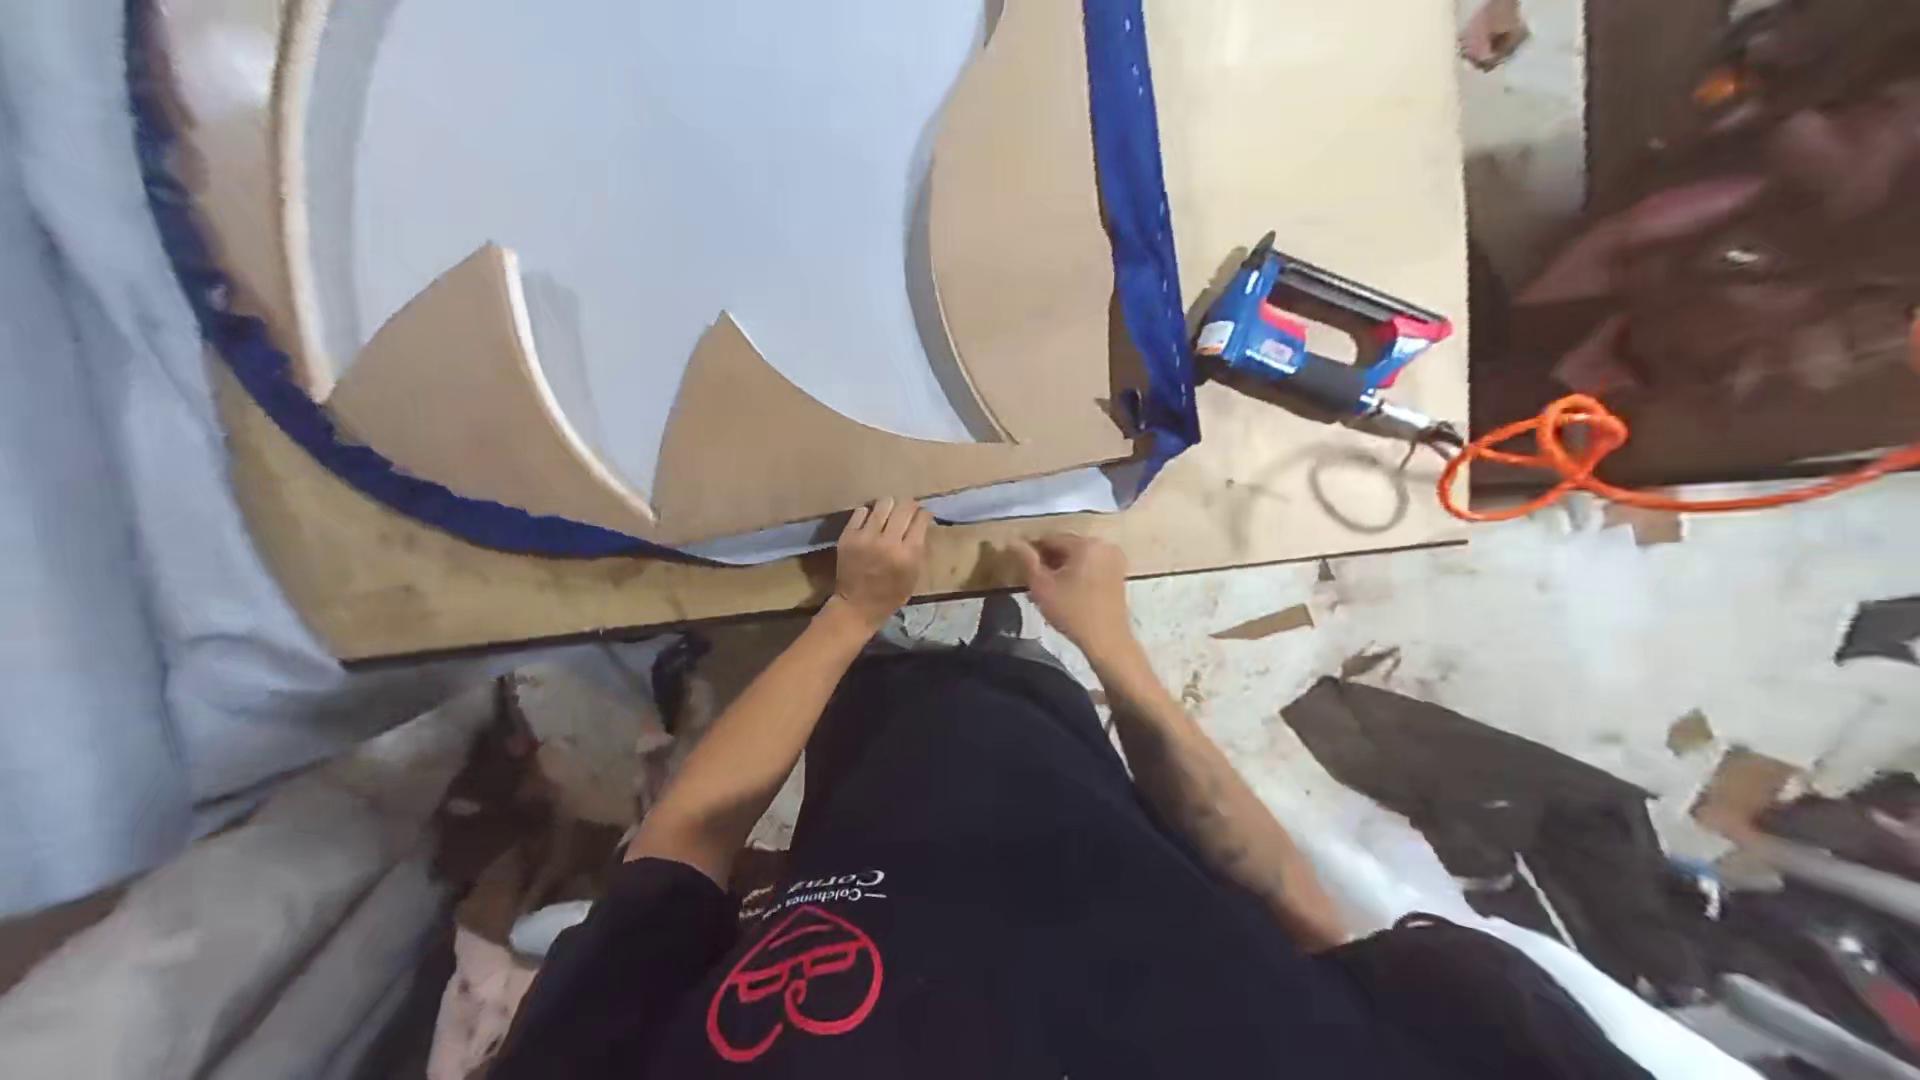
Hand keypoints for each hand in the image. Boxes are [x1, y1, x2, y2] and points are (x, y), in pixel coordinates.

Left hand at [826, 497, 932, 634]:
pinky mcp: (848, 536)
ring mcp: (866, 538)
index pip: (921, 519)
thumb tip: (923, 522)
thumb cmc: (891, 594)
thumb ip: (920, 548)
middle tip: (908, 510)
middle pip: (904, 506)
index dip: (924, 513)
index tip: (923, 515)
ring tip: (889, 512)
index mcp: (908, 554)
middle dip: (909, 505)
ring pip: (883, 504)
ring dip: (890, 505)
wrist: (857, 605)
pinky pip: (861, 511)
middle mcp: (888, 542)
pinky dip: (869, 514)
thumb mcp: (914, 575)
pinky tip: (871, 521)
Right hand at [1009, 534, 1138, 664]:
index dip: (1032, 552)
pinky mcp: (1119, 573)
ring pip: (1079, 556)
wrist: (1107, 641)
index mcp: (1086, 544)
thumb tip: (1011, 540)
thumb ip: (1026, 559)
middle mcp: (1104, 545)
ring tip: (1049, 588)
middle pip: (1066, 546)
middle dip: (1049, 561)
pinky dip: (1078, 572)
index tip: (1022, 568)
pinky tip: (1067, 591)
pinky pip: (1091, 565)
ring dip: (1062, 568)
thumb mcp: (1042, 586)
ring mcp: (1115, 558)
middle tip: (1034, 581)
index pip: (1050, 539)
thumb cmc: (1071, 612)